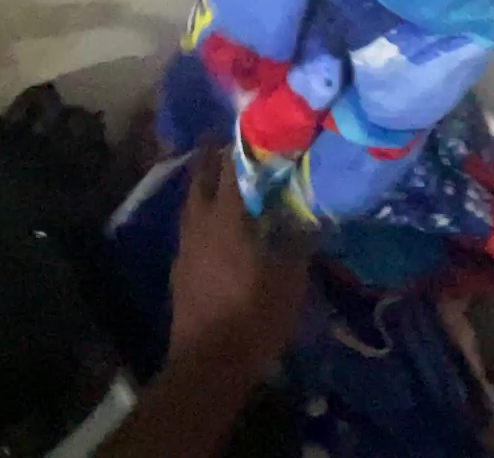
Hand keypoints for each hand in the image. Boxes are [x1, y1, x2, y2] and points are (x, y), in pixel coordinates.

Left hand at [166, 149, 309, 372]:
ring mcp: (185, 246)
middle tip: (221, 140)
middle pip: (200, 178)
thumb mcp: (290, 280)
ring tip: (215, 175)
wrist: (208, 364)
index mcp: (228, 218)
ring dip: (201, 185)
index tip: (247, 129)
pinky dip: (198, 215)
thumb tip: (314, 217)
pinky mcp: (179, 270)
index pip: (231, 169)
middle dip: (209, 156)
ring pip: (189, 203)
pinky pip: (188, 228)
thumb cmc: (253, 316)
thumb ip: (300, 243)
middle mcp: (201, 223)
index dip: (239, 146)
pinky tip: (211, 225)